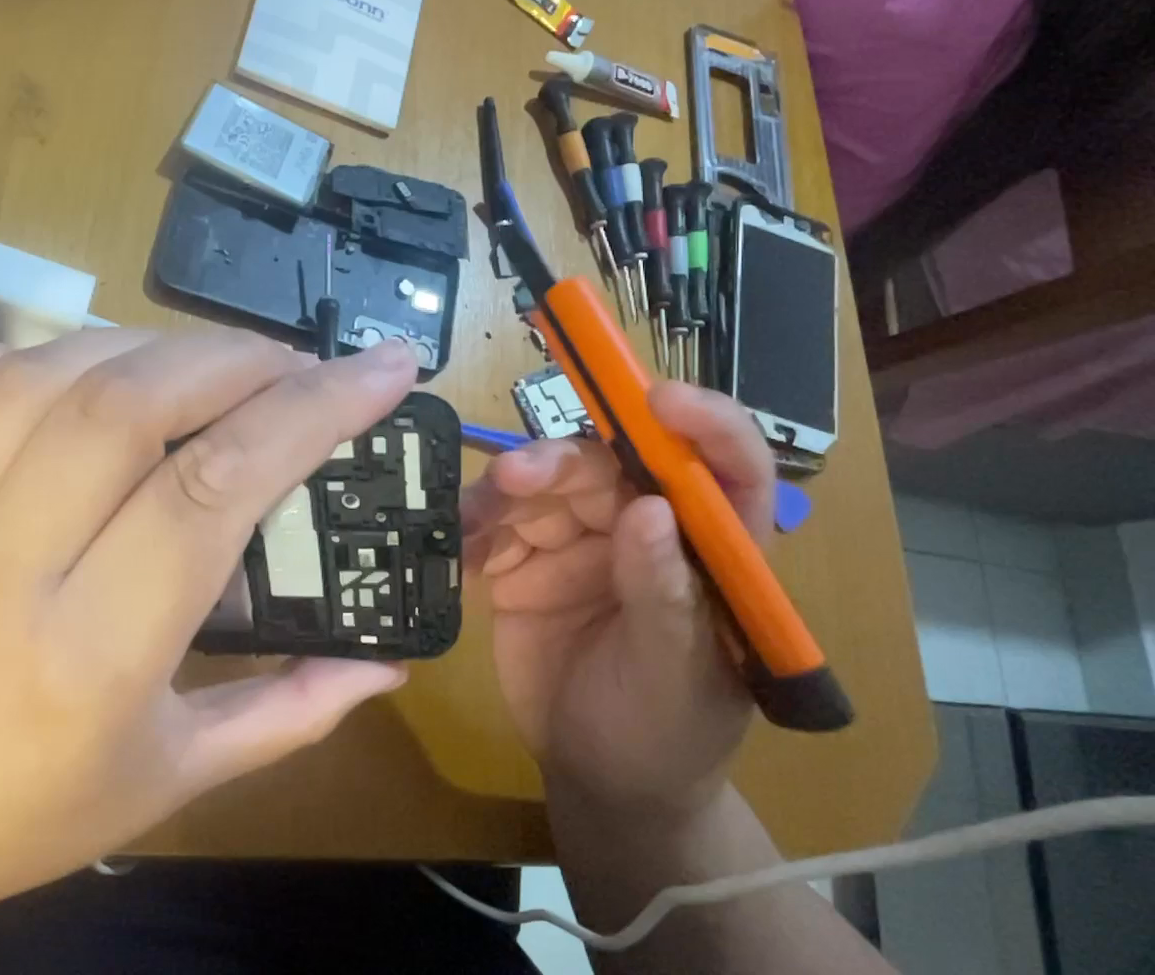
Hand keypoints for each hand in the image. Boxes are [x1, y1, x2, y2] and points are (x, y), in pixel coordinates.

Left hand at [0, 329, 417, 931]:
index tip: (379, 374)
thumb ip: (286, 716)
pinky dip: (7, 353)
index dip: (308, 416)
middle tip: (301, 364)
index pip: (210, 492)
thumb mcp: (169, 783)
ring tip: (211, 361)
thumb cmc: (17, 814)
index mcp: (94, 655)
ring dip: (145, 343)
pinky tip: (70, 370)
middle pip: (126, 408)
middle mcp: (11, 566)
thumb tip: (384, 667)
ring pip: (43, 379)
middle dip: (236, 360)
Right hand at [461, 383, 773, 819]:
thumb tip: (649, 509)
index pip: (724, 466)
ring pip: (539, 487)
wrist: (597, 779)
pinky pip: (492, 526)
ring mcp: (578, 545)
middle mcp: (643, 531)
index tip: (655, 401)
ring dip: (503, 492)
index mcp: (709, 549)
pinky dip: (469, 529)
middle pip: (606, 465)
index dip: (702, 423)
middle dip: (560, 462)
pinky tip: (456, 547)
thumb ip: (663, 595)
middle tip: (514, 479)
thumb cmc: (664, 733)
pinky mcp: (523, 564)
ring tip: (473, 521)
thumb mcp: (675, 675)